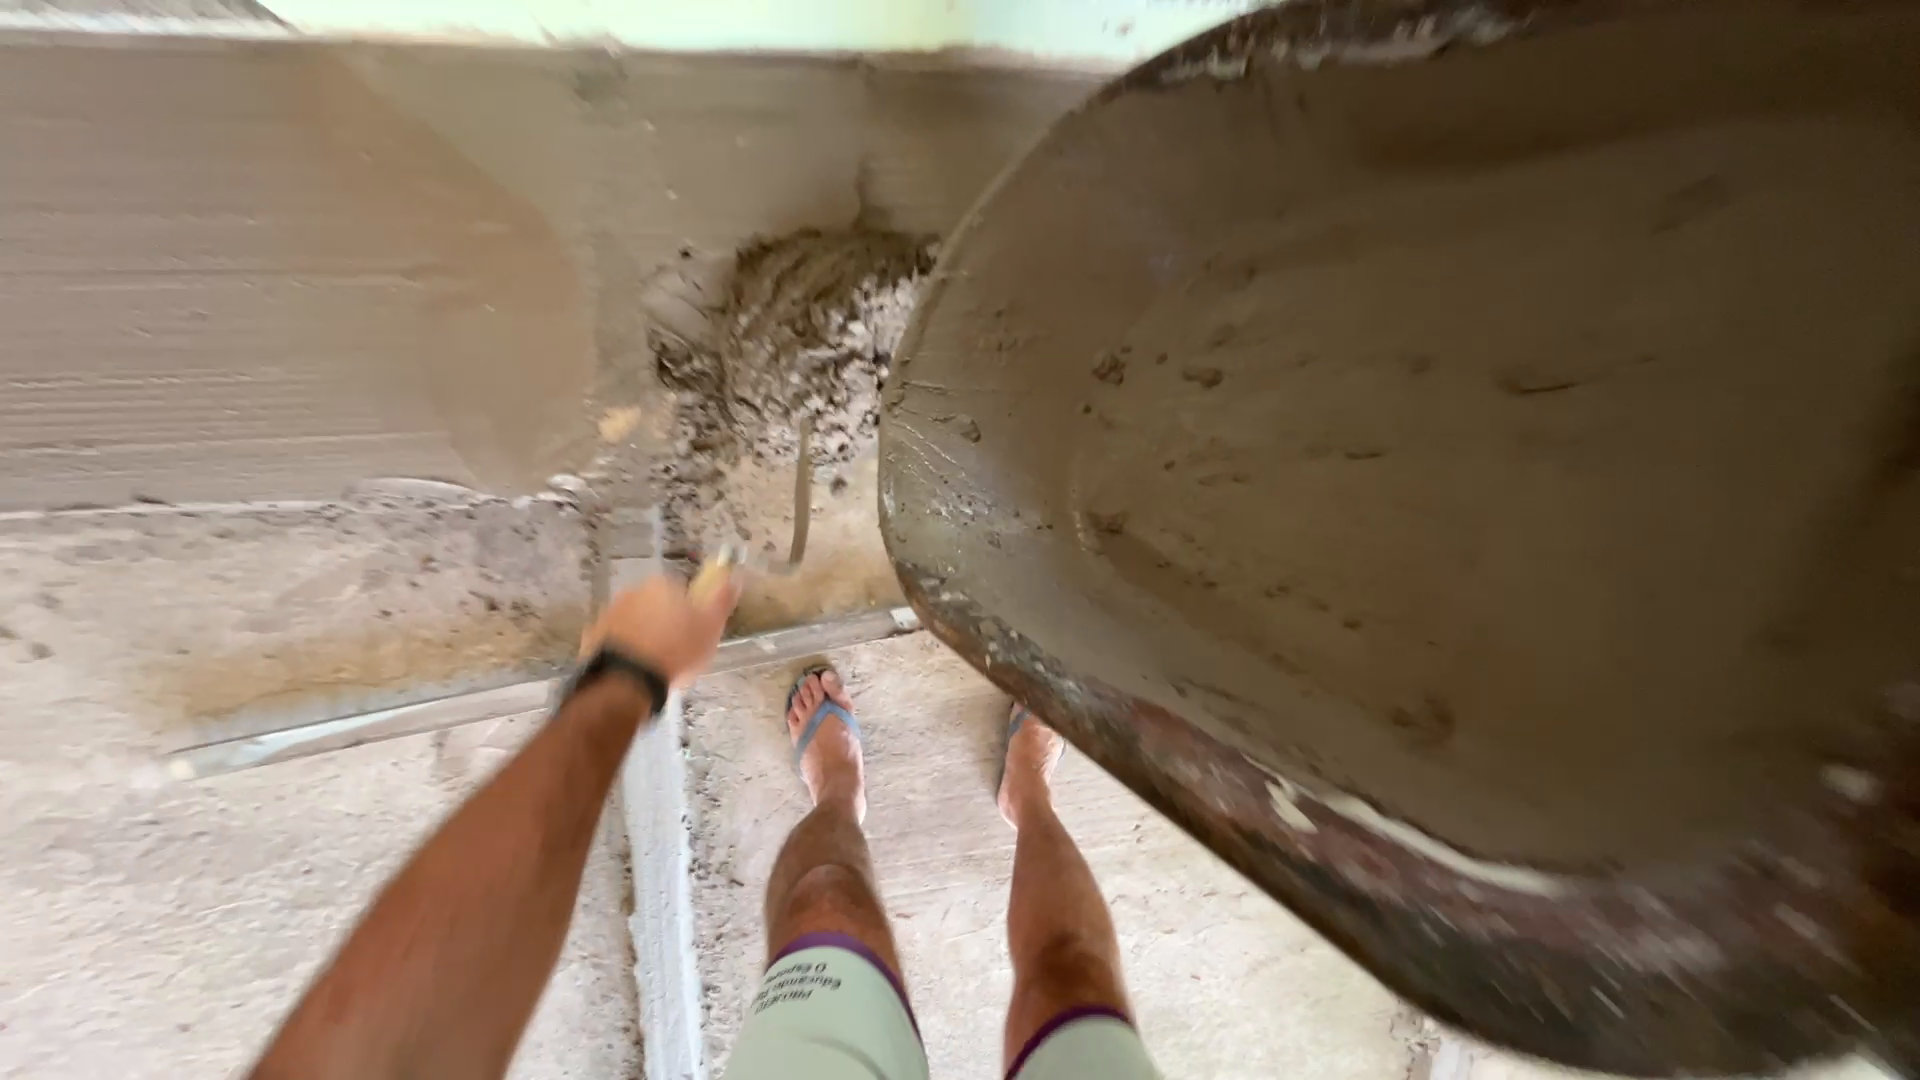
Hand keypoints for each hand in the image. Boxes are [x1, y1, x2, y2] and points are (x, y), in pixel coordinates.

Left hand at [580, 571, 740, 687]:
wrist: (626, 682)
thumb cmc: (676, 651)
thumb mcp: (711, 627)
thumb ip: (722, 598)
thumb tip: (733, 575)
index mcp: (663, 584)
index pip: (683, 591)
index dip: (692, 612)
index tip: (696, 633)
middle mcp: (633, 591)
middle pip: (658, 605)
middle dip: (668, 623)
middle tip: (680, 651)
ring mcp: (610, 613)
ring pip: (637, 622)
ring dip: (646, 636)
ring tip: (658, 665)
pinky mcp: (593, 636)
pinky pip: (619, 640)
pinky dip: (628, 650)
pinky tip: (638, 669)